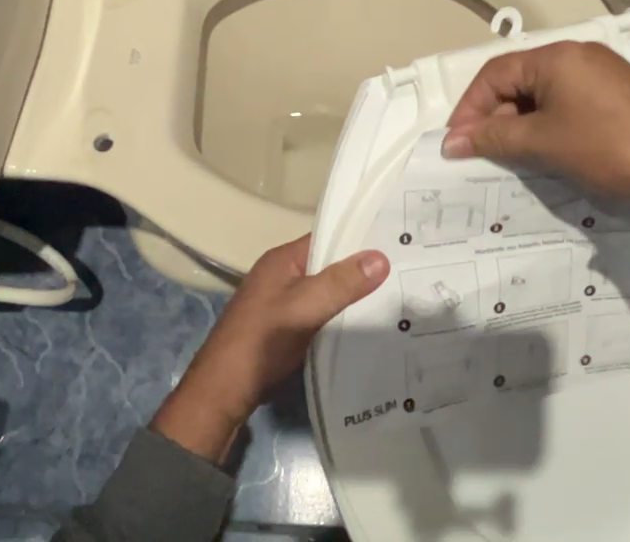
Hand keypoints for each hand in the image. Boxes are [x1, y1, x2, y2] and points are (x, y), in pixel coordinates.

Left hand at [151, 235, 388, 461]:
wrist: (225, 391)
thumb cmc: (261, 342)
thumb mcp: (304, 308)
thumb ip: (340, 284)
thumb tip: (381, 256)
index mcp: (282, 260)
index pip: (327, 236)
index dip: (358, 238)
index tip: (395, 241)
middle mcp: (282, 275)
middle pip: (328, 264)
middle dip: (360, 268)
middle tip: (404, 269)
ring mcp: (282, 302)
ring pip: (325, 290)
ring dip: (351, 294)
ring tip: (395, 294)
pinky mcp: (286, 327)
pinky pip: (320, 312)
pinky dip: (339, 314)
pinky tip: (366, 322)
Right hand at [441, 41, 629, 221]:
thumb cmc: (608, 148)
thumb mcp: (543, 143)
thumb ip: (493, 139)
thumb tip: (451, 142)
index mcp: (556, 55)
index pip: (494, 73)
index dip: (470, 108)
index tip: (457, 143)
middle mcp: (578, 53)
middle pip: (518, 79)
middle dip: (495, 116)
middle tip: (484, 152)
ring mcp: (602, 71)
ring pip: (543, 91)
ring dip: (521, 121)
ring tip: (514, 154)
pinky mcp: (619, 91)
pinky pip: (569, 99)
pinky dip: (549, 122)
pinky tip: (549, 148)